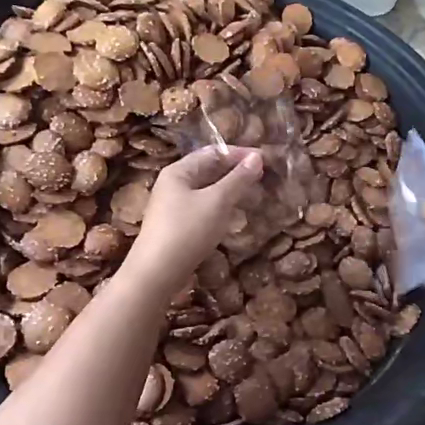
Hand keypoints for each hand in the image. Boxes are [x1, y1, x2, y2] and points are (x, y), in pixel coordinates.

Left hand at [126, 146, 264, 286]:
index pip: (212, 152)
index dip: (239, 154)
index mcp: (178, 171)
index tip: (267, 160)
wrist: (157, 271)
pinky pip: (202, 207)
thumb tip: (256, 157)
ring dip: (230, 190)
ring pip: (206, 190)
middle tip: (265, 178)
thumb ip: (237, 179)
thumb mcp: (217, 202)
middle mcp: (172, 184)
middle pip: (208, 170)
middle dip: (236, 172)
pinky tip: (235, 215)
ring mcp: (173, 206)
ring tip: (256, 195)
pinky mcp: (177, 225)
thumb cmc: (187, 230)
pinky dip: (220, 206)